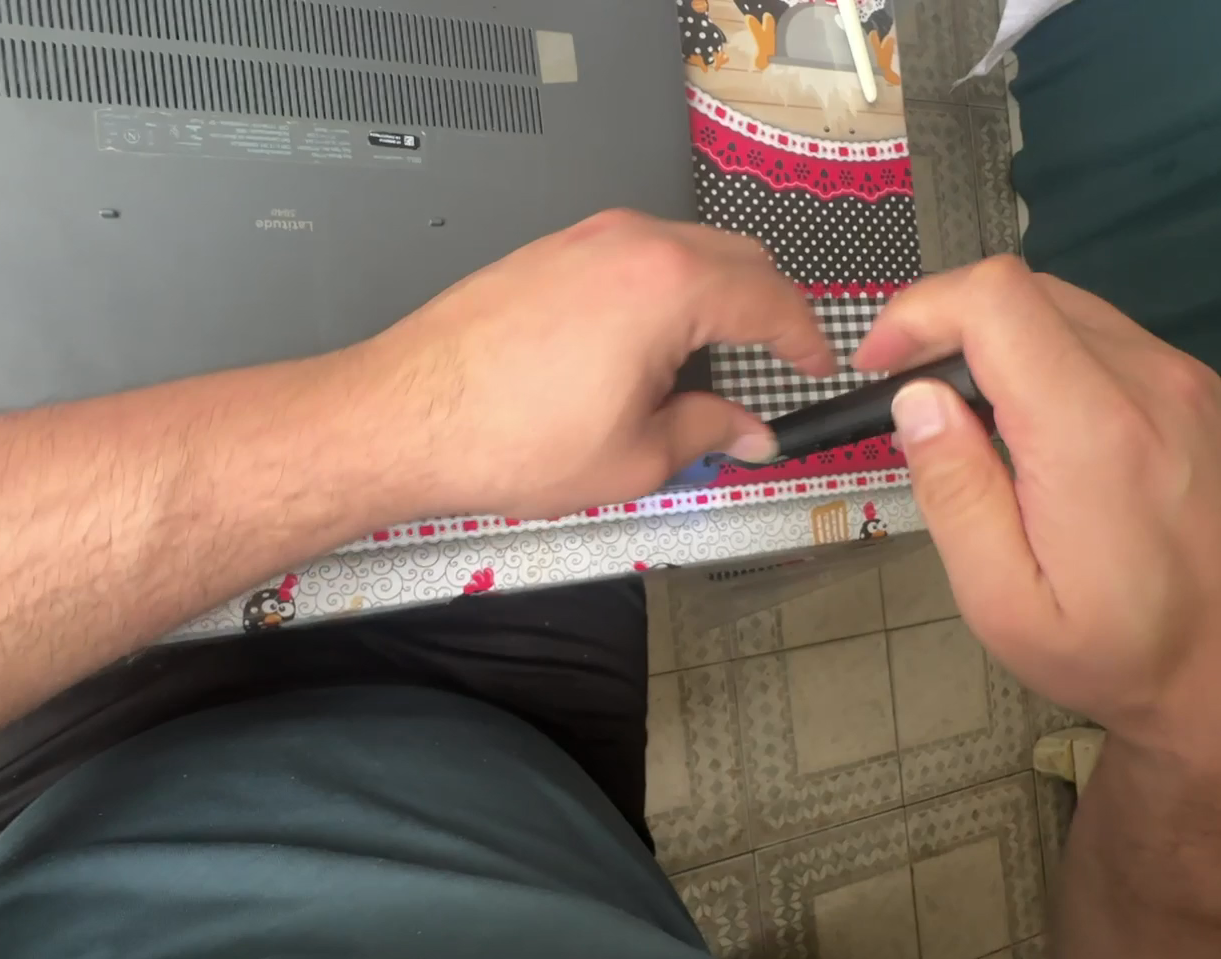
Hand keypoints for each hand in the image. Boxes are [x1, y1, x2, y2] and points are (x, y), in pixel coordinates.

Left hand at [343, 210, 832, 520]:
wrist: (403, 418)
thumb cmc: (508, 440)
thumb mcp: (633, 456)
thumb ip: (708, 433)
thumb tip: (748, 433)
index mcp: (668, 284)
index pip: (771, 297)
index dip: (806, 337)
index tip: (816, 364)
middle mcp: (628, 243)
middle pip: (735, 260)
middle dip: (767, 311)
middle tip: (773, 364)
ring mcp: (582, 239)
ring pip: (681, 255)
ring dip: (712, 301)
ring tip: (705, 366)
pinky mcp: (547, 253)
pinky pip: (630, 260)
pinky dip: (661, 295)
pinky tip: (644, 347)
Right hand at [852, 256, 1220, 748]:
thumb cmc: (1112, 652)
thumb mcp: (1001, 596)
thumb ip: (954, 490)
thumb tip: (916, 398)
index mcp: (1091, 431)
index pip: (997, 302)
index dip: (918, 313)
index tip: (874, 368)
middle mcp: (1148, 382)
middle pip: (1024, 291)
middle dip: (940, 324)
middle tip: (900, 397)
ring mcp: (1183, 383)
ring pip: (1061, 308)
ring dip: (986, 340)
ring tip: (952, 415)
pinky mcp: (1196, 397)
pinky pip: (1097, 338)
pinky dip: (1034, 355)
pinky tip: (1018, 424)